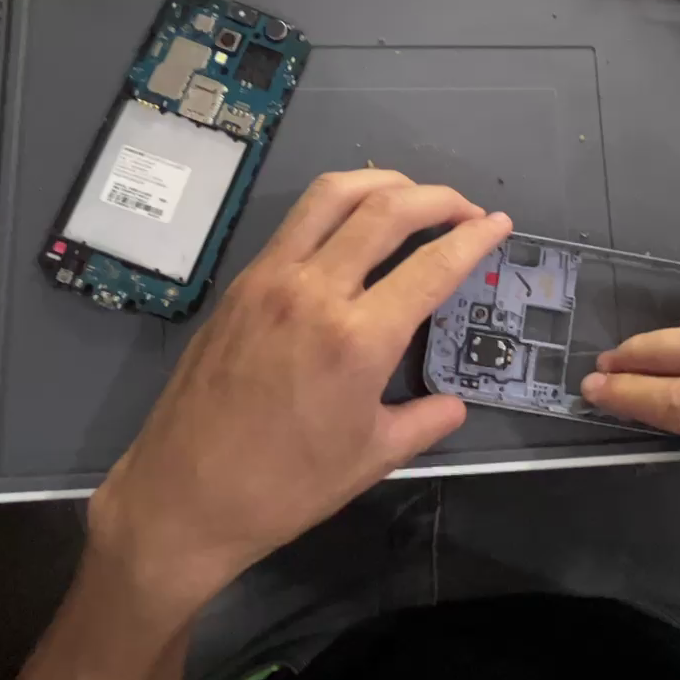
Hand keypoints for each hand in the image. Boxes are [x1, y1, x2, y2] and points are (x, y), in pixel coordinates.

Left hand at [88, 170, 510, 604]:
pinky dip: (338, 204)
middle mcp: (316, 290)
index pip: (432, 266)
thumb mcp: (371, 458)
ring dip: (384, 182)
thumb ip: (425, 421)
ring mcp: (271, 278)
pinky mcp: (242, 281)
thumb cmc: (284, 487)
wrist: (182, 497)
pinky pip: (297, 221)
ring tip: (412, 195)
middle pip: (386, 208)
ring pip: (333, 194)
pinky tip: (353, 224)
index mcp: (358, 339)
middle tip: (465, 208)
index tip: (497, 225)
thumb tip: (455, 402)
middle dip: (438, 197)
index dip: (474, 238)